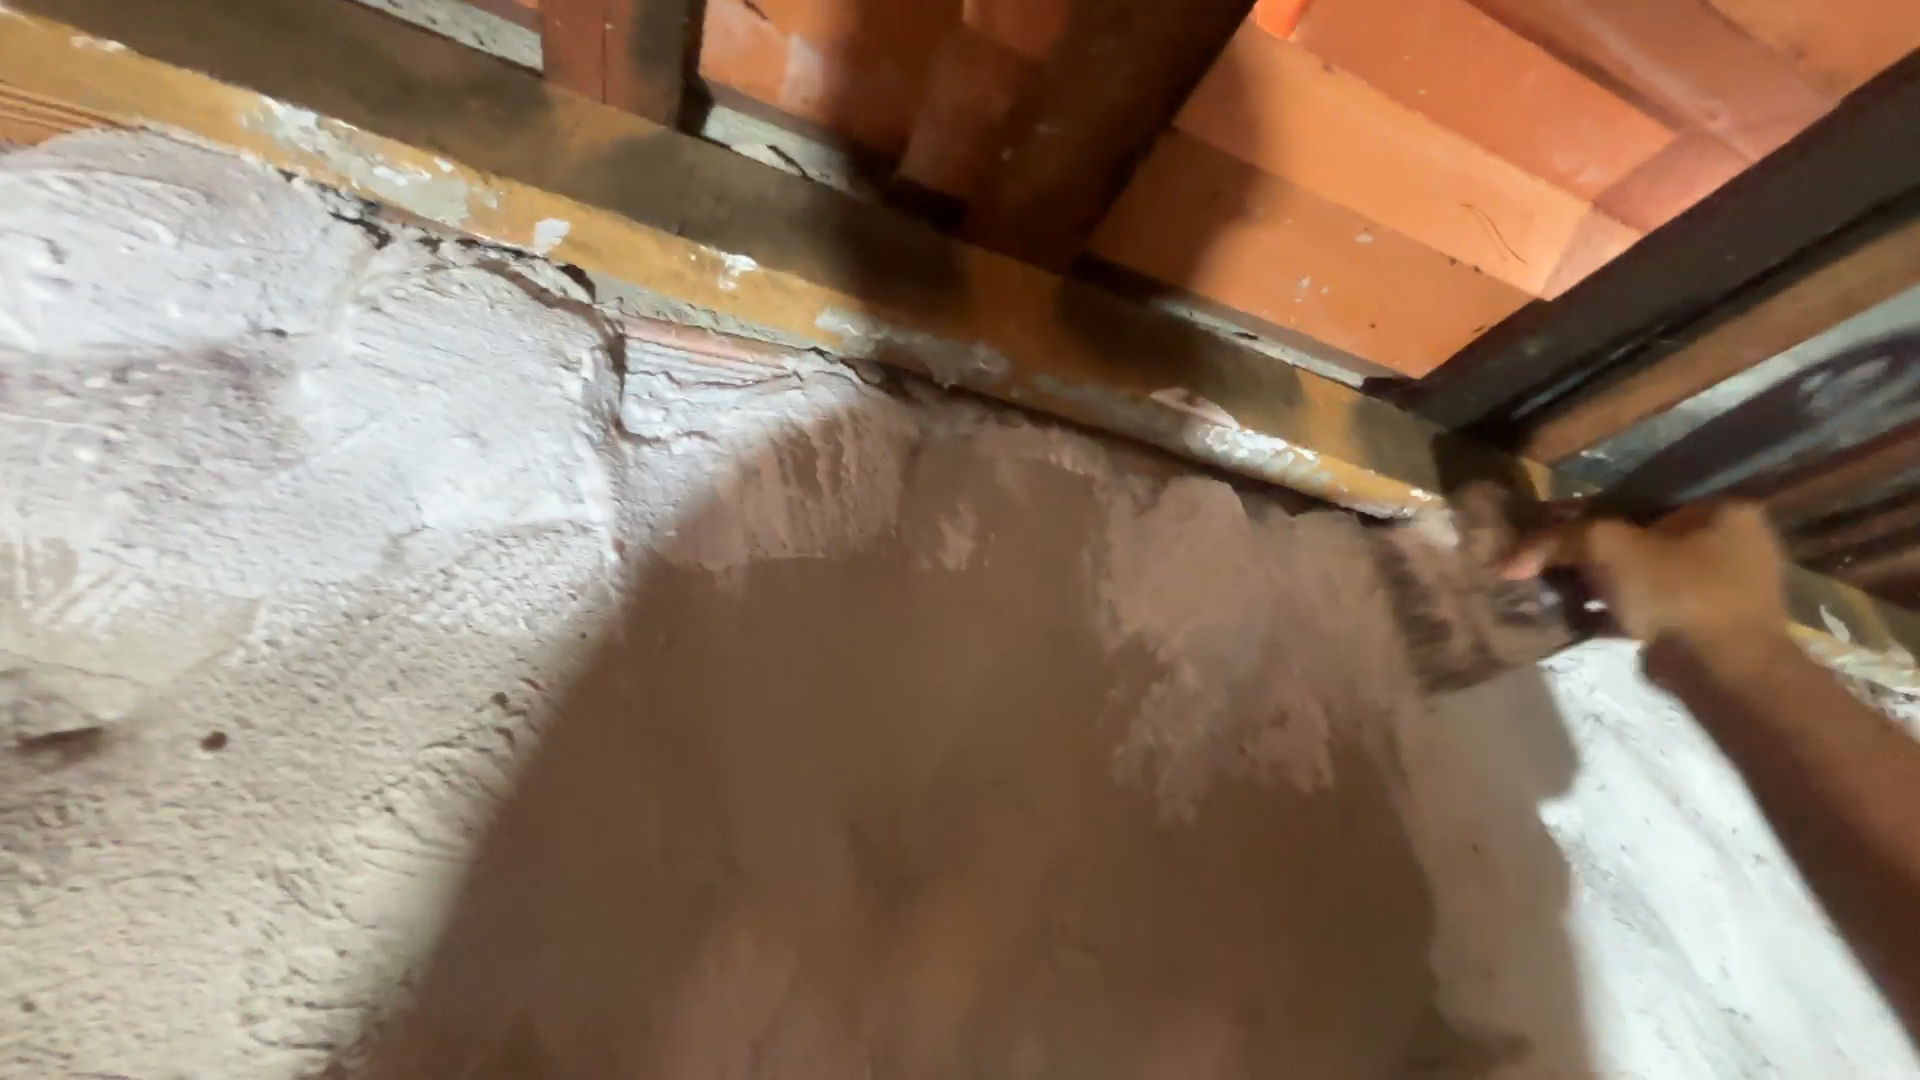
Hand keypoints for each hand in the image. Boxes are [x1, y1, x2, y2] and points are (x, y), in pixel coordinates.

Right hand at [1500, 500, 1788, 651]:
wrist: (1723, 670)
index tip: (1539, 524)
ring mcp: (1713, 584)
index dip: (1580, 509)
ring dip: (1586, 580)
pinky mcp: (1695, 620)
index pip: (1632, 495)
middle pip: (1629, 535)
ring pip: (1631, 571)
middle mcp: (1723, 540)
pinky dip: (1602, 607)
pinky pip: (1637, 603)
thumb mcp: (1605, 548)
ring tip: (1542, 587)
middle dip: (1579, 549)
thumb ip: (1553, 541)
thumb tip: (1504, 560)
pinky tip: (1566, 614)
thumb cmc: (1675, 591)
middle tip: (1535, 557)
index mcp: (1717, 509)